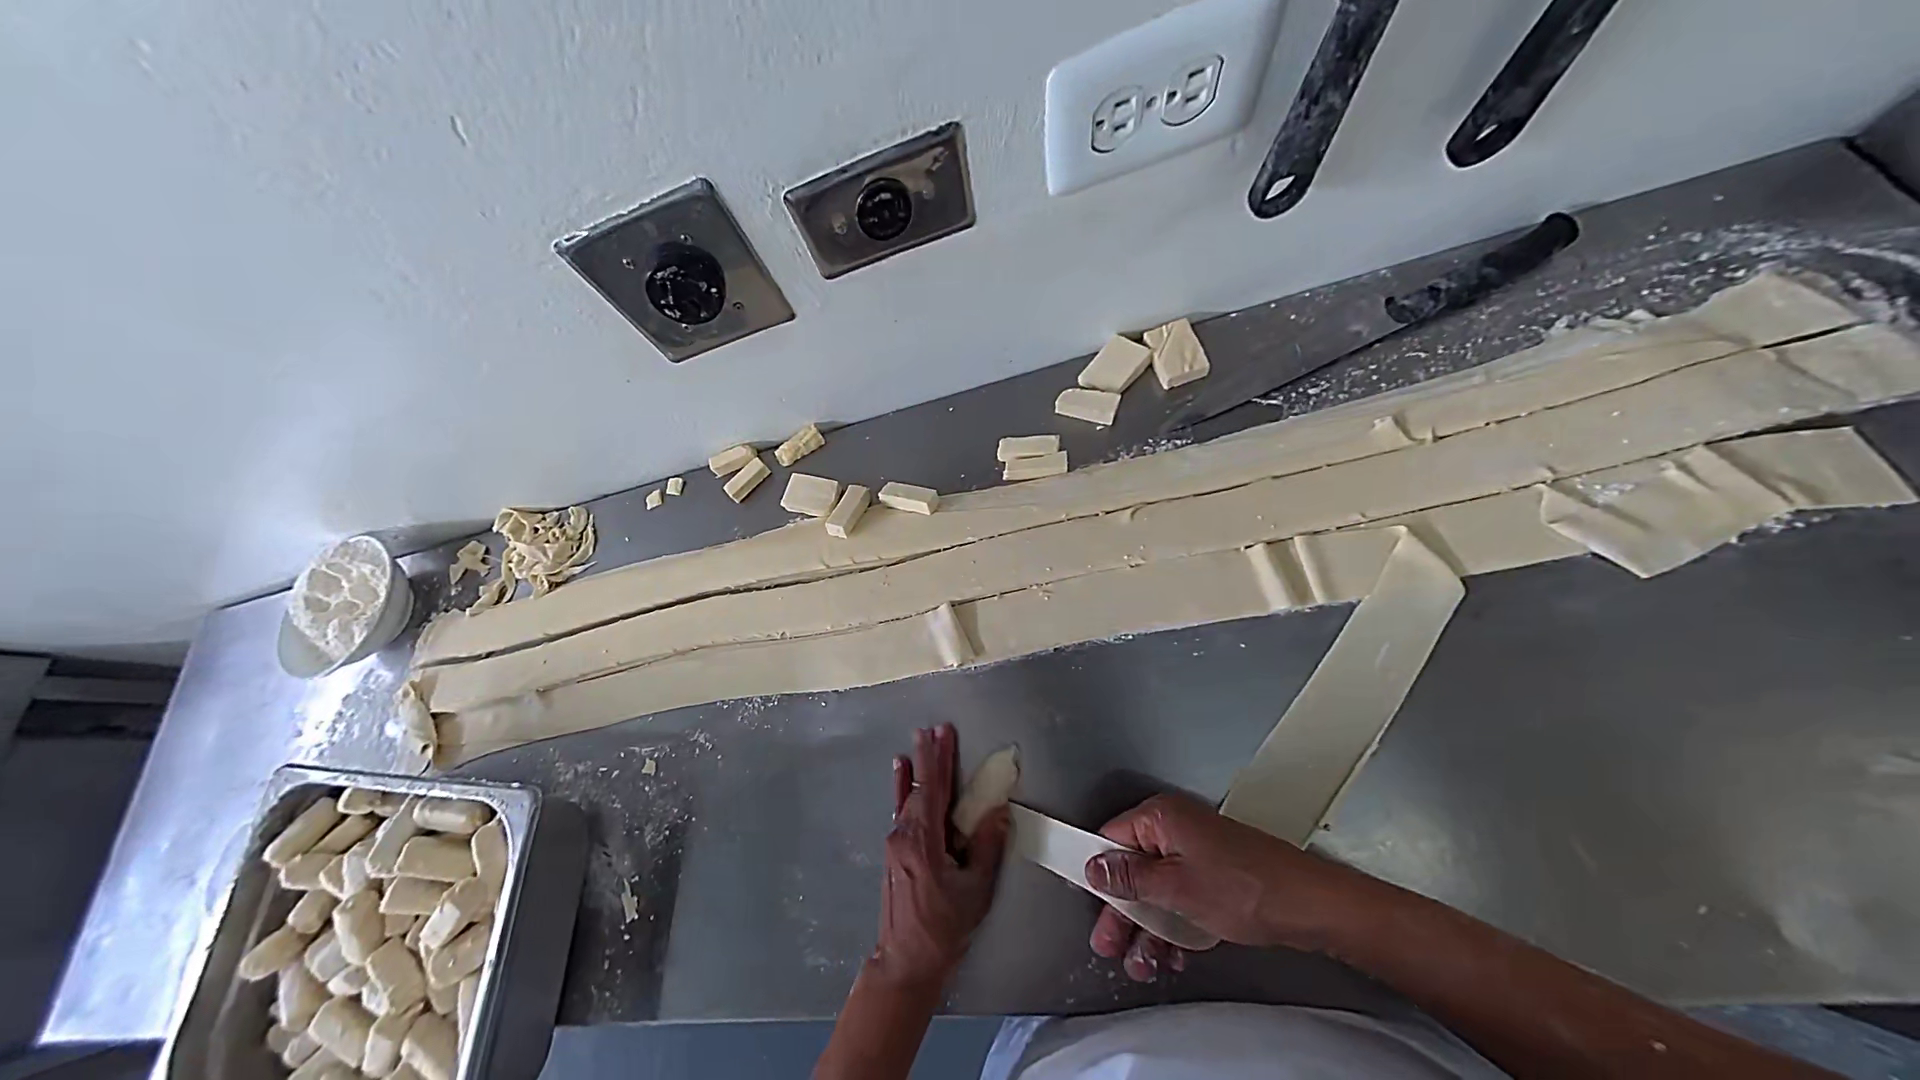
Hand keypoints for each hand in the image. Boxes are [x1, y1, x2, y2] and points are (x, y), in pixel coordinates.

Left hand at [873, 724, 1009, 986]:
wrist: (905, 961)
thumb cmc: (944, 928)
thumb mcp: (975, 890)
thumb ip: (987, 847)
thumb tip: (998, 812)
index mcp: (923, 842)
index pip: (933, 790)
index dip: (939, 760)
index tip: (943, 733)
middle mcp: (904, 835)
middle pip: (921, 788)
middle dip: (930, 757)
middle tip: (936, 728)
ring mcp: (895, 843)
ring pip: (909, 798)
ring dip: (919, 770)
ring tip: (921, 742)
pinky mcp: (894, 851)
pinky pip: (900, 811)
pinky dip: (902, 789)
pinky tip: (900, 773)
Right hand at [1084, 793, 1377, 980]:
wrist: (1311, 906)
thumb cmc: (1248, 889)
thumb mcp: (1175, 888)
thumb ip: (1130, 878)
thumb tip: (1095, 867)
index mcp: (1161, 817)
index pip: (1111, 838)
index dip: (1097, 873)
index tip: (1090, 904)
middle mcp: (1175, 828)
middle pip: (1132, 868)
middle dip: (1123, 912)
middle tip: (1111, 943)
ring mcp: (1196, 851)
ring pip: (1156, 888)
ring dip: (1148, 928)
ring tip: (1143, 962)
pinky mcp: (1212, 873)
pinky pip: (1179, 896)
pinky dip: (1173, 924)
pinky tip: (1172, 954)